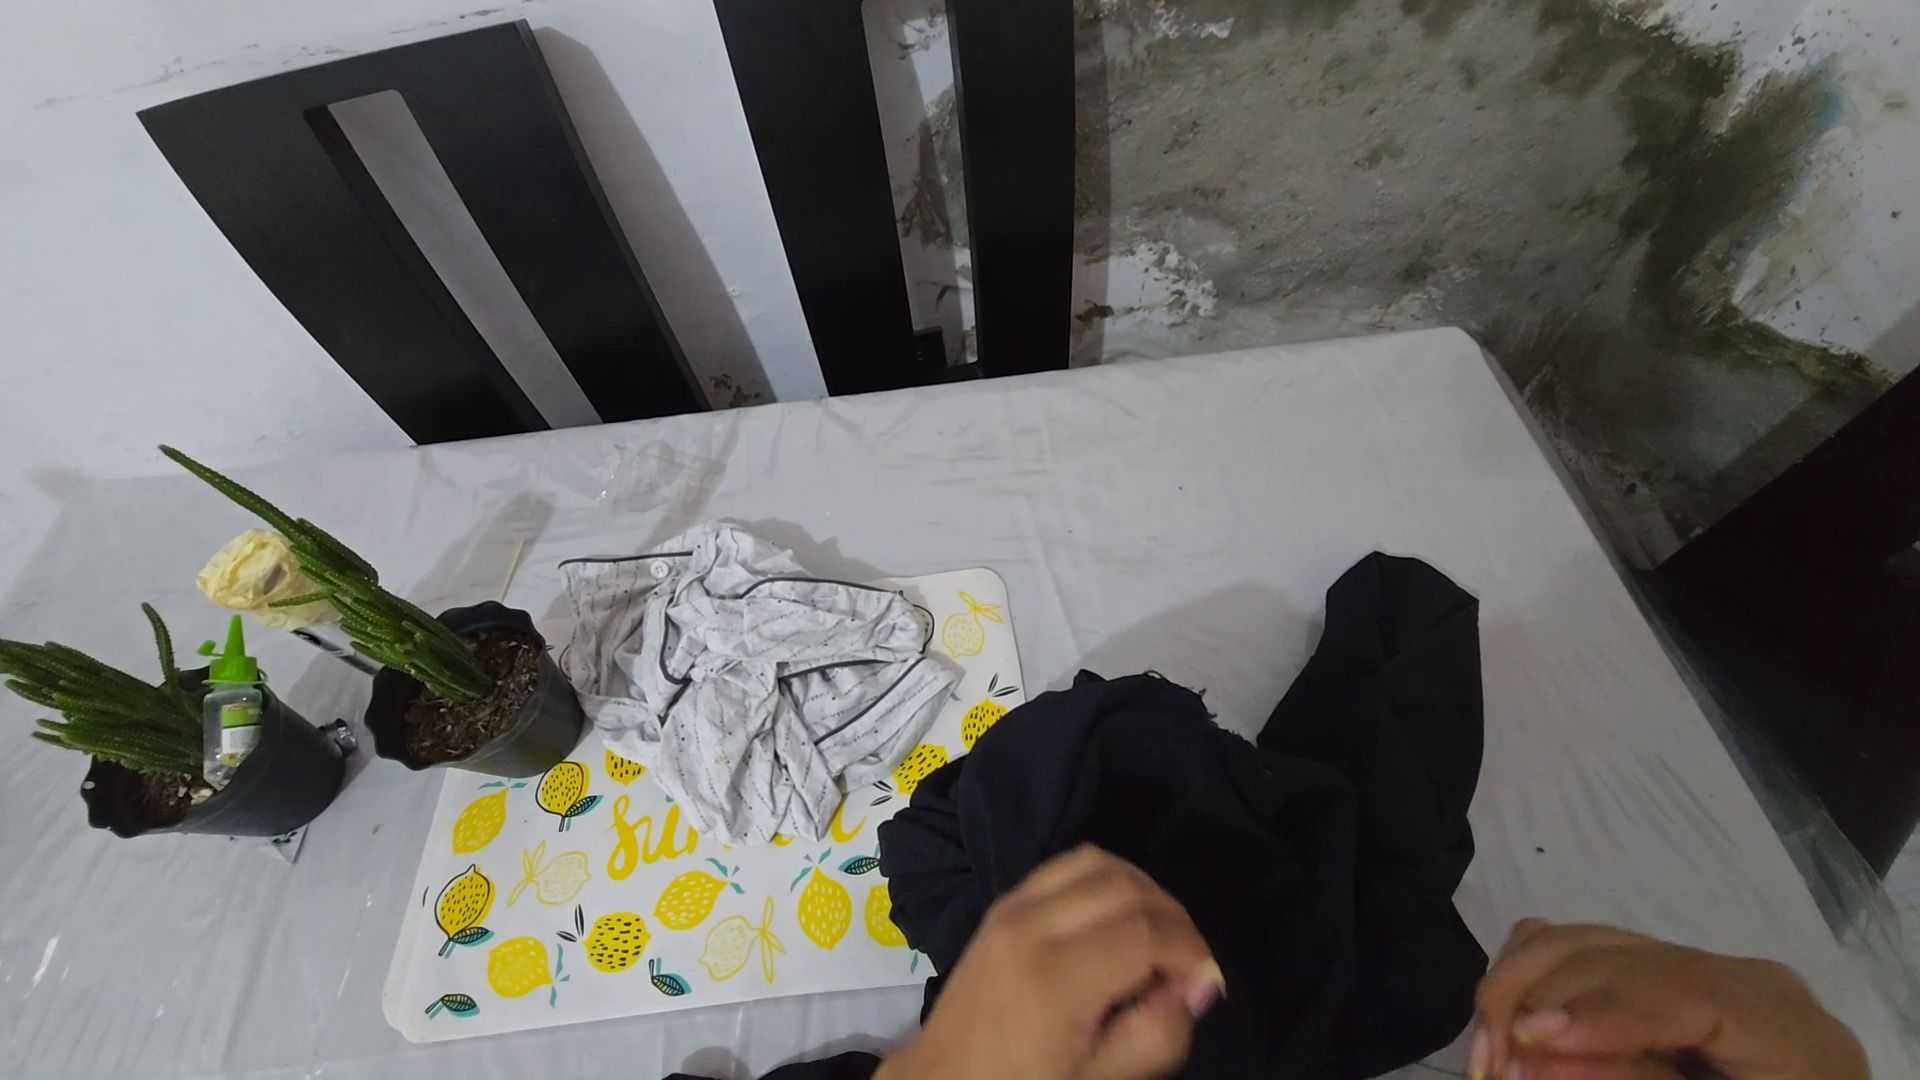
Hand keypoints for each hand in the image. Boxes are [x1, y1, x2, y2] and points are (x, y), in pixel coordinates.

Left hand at [875, 845, 1225, 1079]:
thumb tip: (1198, 982)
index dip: (1190, 951)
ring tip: (1160, 934)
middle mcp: (1031, 925)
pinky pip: (1067, 864)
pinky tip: (1119, 913)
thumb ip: (1154, 1035)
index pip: (1143, 933)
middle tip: (1189, 962)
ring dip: (1142, 888)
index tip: (1206, 982)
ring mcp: (1012, 904)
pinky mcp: (1005, 899)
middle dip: (1173, 917)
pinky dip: (1106, 876)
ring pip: (1098, 862)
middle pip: (1125, 887)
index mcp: (1053, 980)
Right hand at [1470, 919, 1867, 1079]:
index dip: (1590, 1011)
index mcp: (1777, 1019)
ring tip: (1488, 1043)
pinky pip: (1566, 945)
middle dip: (1532, 1002)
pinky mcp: (1641, 965)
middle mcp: (1723, 970)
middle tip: (1489, 1059)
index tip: (1525, 1041)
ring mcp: (1679, 961)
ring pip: (1571, 940)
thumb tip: (1534, 1060)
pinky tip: (1504, 1014)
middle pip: (1603, 955)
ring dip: (1514, 985)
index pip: (1667, 991)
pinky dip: (1525, 973)